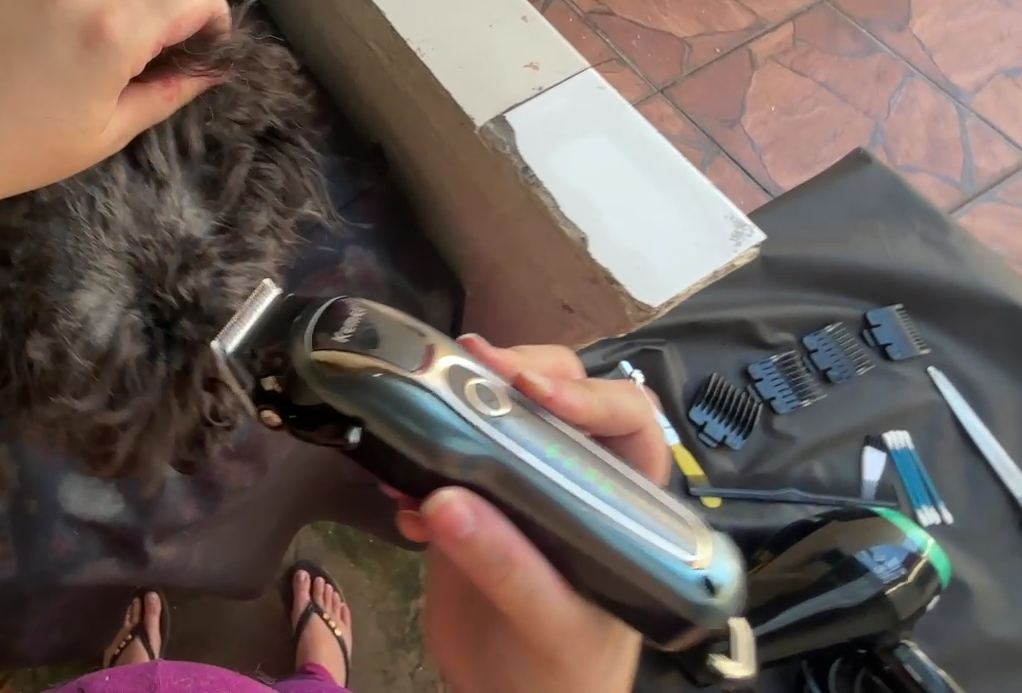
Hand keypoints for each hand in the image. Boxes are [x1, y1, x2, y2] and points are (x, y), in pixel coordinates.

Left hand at [0, 0, 230, 216]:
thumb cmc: (20, 150)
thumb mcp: (105, 133)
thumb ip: (166, 93)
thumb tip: (210, 70)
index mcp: (114, 31)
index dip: (211, 16)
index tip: (199, 44)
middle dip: (142, 30)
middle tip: (108, 76)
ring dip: (100, 11)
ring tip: (61, 57)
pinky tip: (35, 34)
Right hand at [395, 337, 667, 692]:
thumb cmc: (561, 677)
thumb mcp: (549, 627)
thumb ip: (507, 567)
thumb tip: (442, 500)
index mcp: (623, 500)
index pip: (626, 417)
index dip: (585, 392)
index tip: (528, 390)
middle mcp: (573, 475)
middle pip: (556, 390)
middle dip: (513, 369)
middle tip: (466, 360)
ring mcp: (517, 480)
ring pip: (496, 405)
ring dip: (456, 394)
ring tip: (417, 395)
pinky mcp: (468, 492)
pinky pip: (443, 446)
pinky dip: (415, 449)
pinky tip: (395, 484)